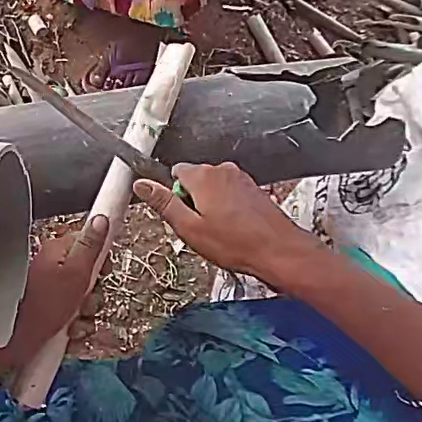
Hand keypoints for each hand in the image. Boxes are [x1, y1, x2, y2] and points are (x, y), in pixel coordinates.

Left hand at [2, 213, 110, 363]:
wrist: (11, 346)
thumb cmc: (38, 309)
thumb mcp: (75, 275)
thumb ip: (91, 247)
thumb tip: (101, 219)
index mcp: (57, 251)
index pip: (88, 242)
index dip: (101, 258)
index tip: (104, 271)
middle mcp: (52, 269)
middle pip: (89, 275)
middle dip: (94, 295)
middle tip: (84, 303)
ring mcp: (50, 292)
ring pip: (83, 300)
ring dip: (84, 316)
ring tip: (72, 324)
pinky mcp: (49, 314)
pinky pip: (73, 318)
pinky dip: (74, 328)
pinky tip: (67, 335)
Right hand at [133, 163, 326, 284]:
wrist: (279, 251)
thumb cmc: (237, 243)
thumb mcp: (189, 228)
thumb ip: (163, 203)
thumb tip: (142, 185)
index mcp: (203, 176)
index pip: (174, 173)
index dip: (174, 196)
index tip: (181, 215)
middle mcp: (222, 171)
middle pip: (194, 180)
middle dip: (193, 201)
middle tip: (200, 229)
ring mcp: (240, 178)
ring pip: (213, 189)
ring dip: (211, 207)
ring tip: (220, 232)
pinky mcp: (253, 189)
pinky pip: (230, 194)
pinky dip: (228, 209)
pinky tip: (235, 230)